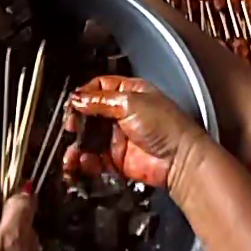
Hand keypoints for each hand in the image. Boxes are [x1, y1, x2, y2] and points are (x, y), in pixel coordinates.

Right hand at [65, 76, 208, 191]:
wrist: (181, 162)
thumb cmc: (165, 126)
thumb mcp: (130, 103)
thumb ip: (100, 101)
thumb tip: (76, 99)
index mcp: (128, 92)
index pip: (98, 88)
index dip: (84, 95)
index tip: (73, 104)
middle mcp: (122, 113)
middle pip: (90, 113)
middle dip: (77, 121)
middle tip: (69, 127)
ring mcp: (119, 137)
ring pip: (90, 138)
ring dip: (77, 145)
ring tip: (71, 153)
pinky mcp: (117, 160)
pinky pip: (95, 159)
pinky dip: (85, 162)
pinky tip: (79, 163)